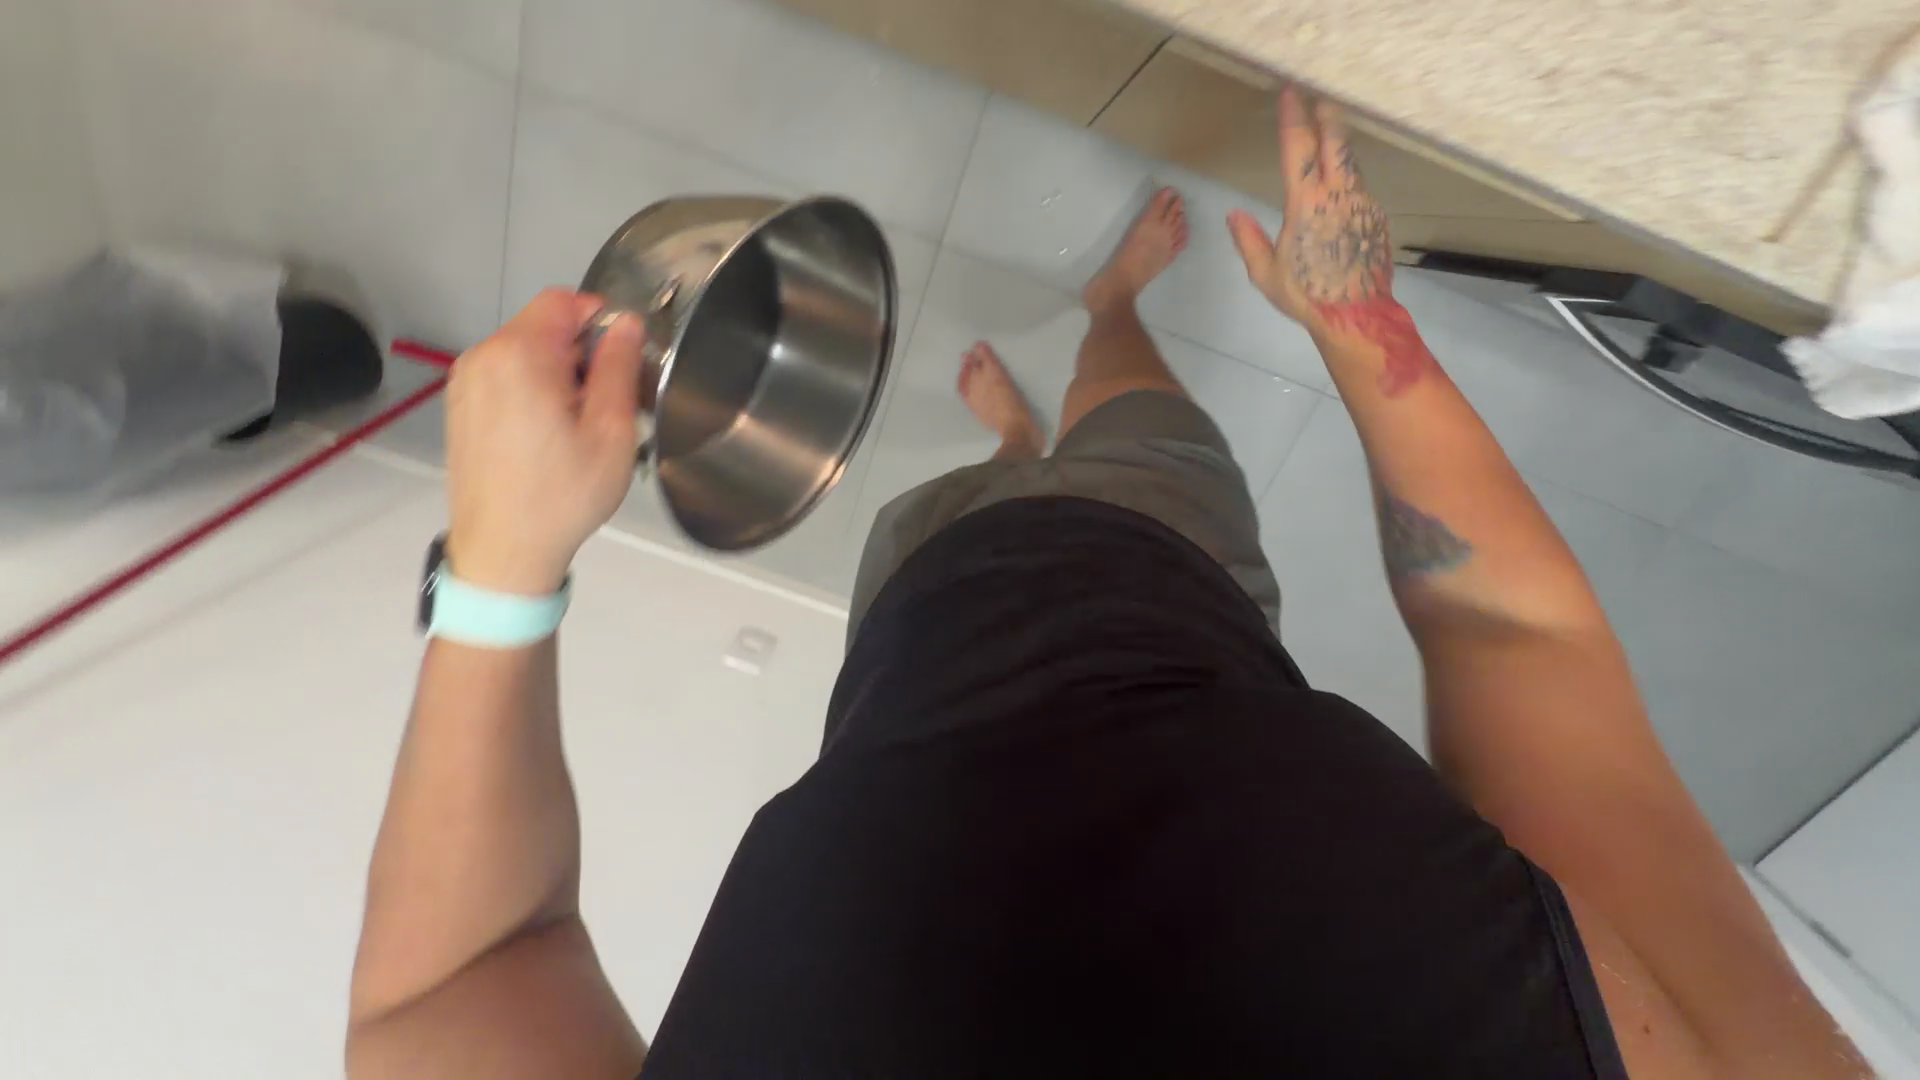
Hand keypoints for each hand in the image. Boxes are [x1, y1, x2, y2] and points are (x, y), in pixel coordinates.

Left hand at [444, 289, 645, 594]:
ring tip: (581, 427)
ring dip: (561, 375)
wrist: (504, 551)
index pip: (564, 301)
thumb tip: (626, 325)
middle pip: (544, 326)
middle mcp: (483, 357)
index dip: (602, 321)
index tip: (625, 363)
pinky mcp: (461, 407)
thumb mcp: (611, 431)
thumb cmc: (565, 494)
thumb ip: (619, 367)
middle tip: (610, 405)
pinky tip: (551, 437)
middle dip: (583, 353)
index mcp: (519, 355)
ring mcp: (465, 383)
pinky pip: (507, 378)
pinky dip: (535, 392)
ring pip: (526, 354)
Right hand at [1228, 85, 1395, 340]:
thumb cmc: (1304, 295)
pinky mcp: (1375, 217)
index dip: (1293, 117)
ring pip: (1351, 162)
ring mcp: (1361, 203)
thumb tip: (1234, 214)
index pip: (1300, 147)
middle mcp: (1338, 194)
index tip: (1290, 94)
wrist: (1354, 314)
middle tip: (1320, 99)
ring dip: (1339, 145)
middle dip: (1326, 115)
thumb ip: (1248, 240)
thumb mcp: (1265, 272)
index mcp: (1306, 203)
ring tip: (1330, 136)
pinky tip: (1340, 186)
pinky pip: (1359, 188)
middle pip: (1335, 141)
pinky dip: (1347, 178)